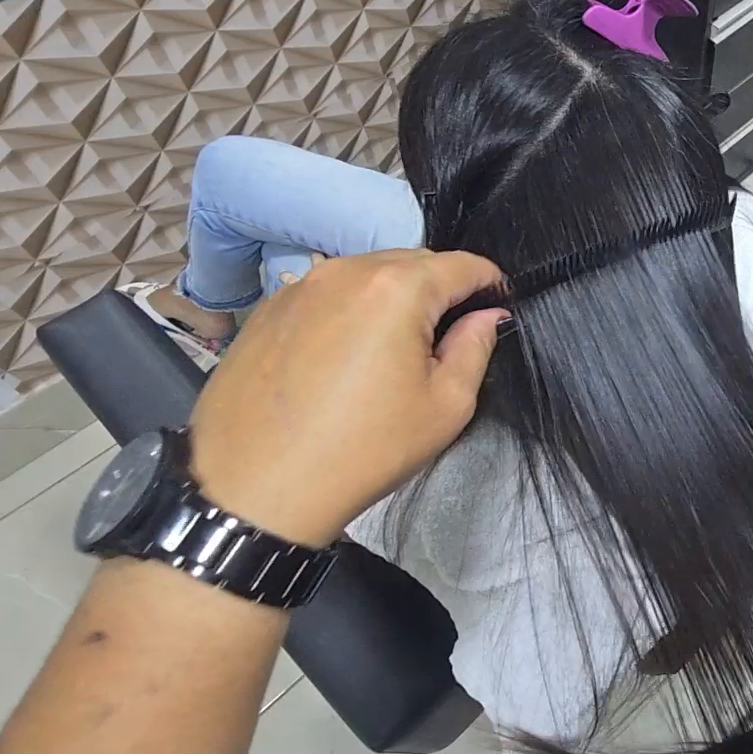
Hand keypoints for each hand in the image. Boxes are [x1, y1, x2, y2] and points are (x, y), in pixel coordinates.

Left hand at [188, 250, 506, 546]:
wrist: (253, 490)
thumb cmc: (364, 450)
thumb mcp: (445, 406)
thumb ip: (475, 347)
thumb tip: (487, 315)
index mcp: (397, 288)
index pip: (462, 264)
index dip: (490, 282)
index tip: (500, 305)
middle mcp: (346, 271)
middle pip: (414, 263)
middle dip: (441, 289)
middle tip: (449, 336)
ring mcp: (300, 286)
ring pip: (369, 275)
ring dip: (395, 298)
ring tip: (396, 349)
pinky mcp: (268, 309)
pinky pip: (328, 293)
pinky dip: (351, 310)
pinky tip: (346, 357)